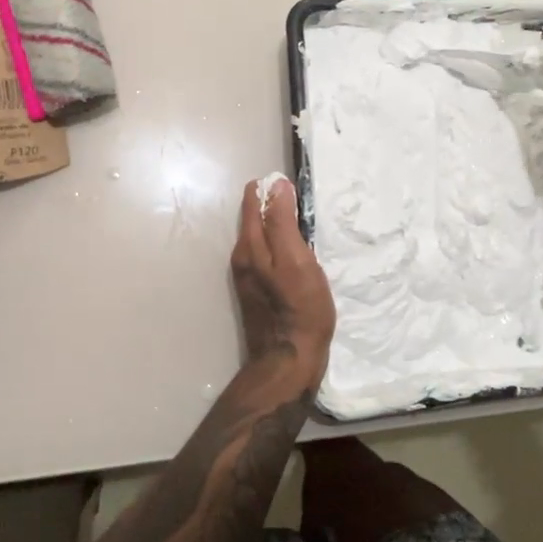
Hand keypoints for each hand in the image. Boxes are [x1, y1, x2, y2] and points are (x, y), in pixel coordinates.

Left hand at [232, 177, 334, 388]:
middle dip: (269, 205)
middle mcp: (242, 258)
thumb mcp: (297, 259)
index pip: (252, 203)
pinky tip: (293, 251)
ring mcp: (248, 278)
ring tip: (296, 219)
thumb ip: (283, 222)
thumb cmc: (300, 308)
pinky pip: (264, 257)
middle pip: (253, 220)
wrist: (289, 360)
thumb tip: (275, 186)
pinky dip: (276, 245)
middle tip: (293, 197)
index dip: (267, 189)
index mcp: (249, 247)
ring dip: (273, 226)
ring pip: (258, 239)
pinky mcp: (257, 293)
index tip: (284, 181)